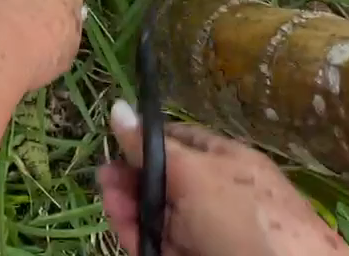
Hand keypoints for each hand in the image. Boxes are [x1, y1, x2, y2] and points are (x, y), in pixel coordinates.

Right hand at [100, 102, 348, 255]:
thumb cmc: (244, 223)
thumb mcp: (193, 175)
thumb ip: (150, 146)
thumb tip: (118, 106)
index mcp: (229, 162)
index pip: (180, 141)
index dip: (145, 141)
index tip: (114, 146)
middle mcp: (221, 197)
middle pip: (166, 181)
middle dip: (131, 179)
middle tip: (104, 183)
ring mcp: (214, 235)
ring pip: (163, 216)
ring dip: (131, 210)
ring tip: (110, 208)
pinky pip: (166, 245)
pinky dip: (142, 240)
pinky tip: (125, 234)